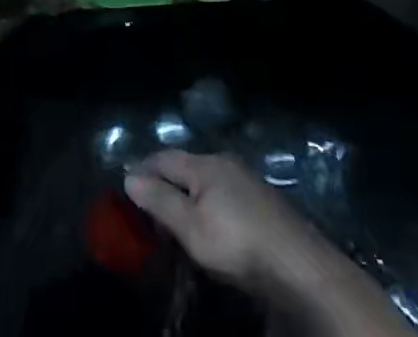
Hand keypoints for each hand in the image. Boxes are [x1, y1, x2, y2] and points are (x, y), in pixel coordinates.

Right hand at [123, 150, 326, 293]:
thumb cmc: (235, 241)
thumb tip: (130, 176)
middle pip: (185, 165)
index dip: (143, 168)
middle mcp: (226, 162)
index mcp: (206, 164)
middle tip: (143, 204)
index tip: (124, 183)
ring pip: (204, 179)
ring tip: (169, 215)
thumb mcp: (190, 226)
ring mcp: (245, 178)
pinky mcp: (258, 197)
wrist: (294, 260)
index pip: (165, 157)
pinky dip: (203, 200)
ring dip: (184, 192)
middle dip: (163, 180)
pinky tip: (204, 219)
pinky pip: (220, 191)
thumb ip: (160, 200)